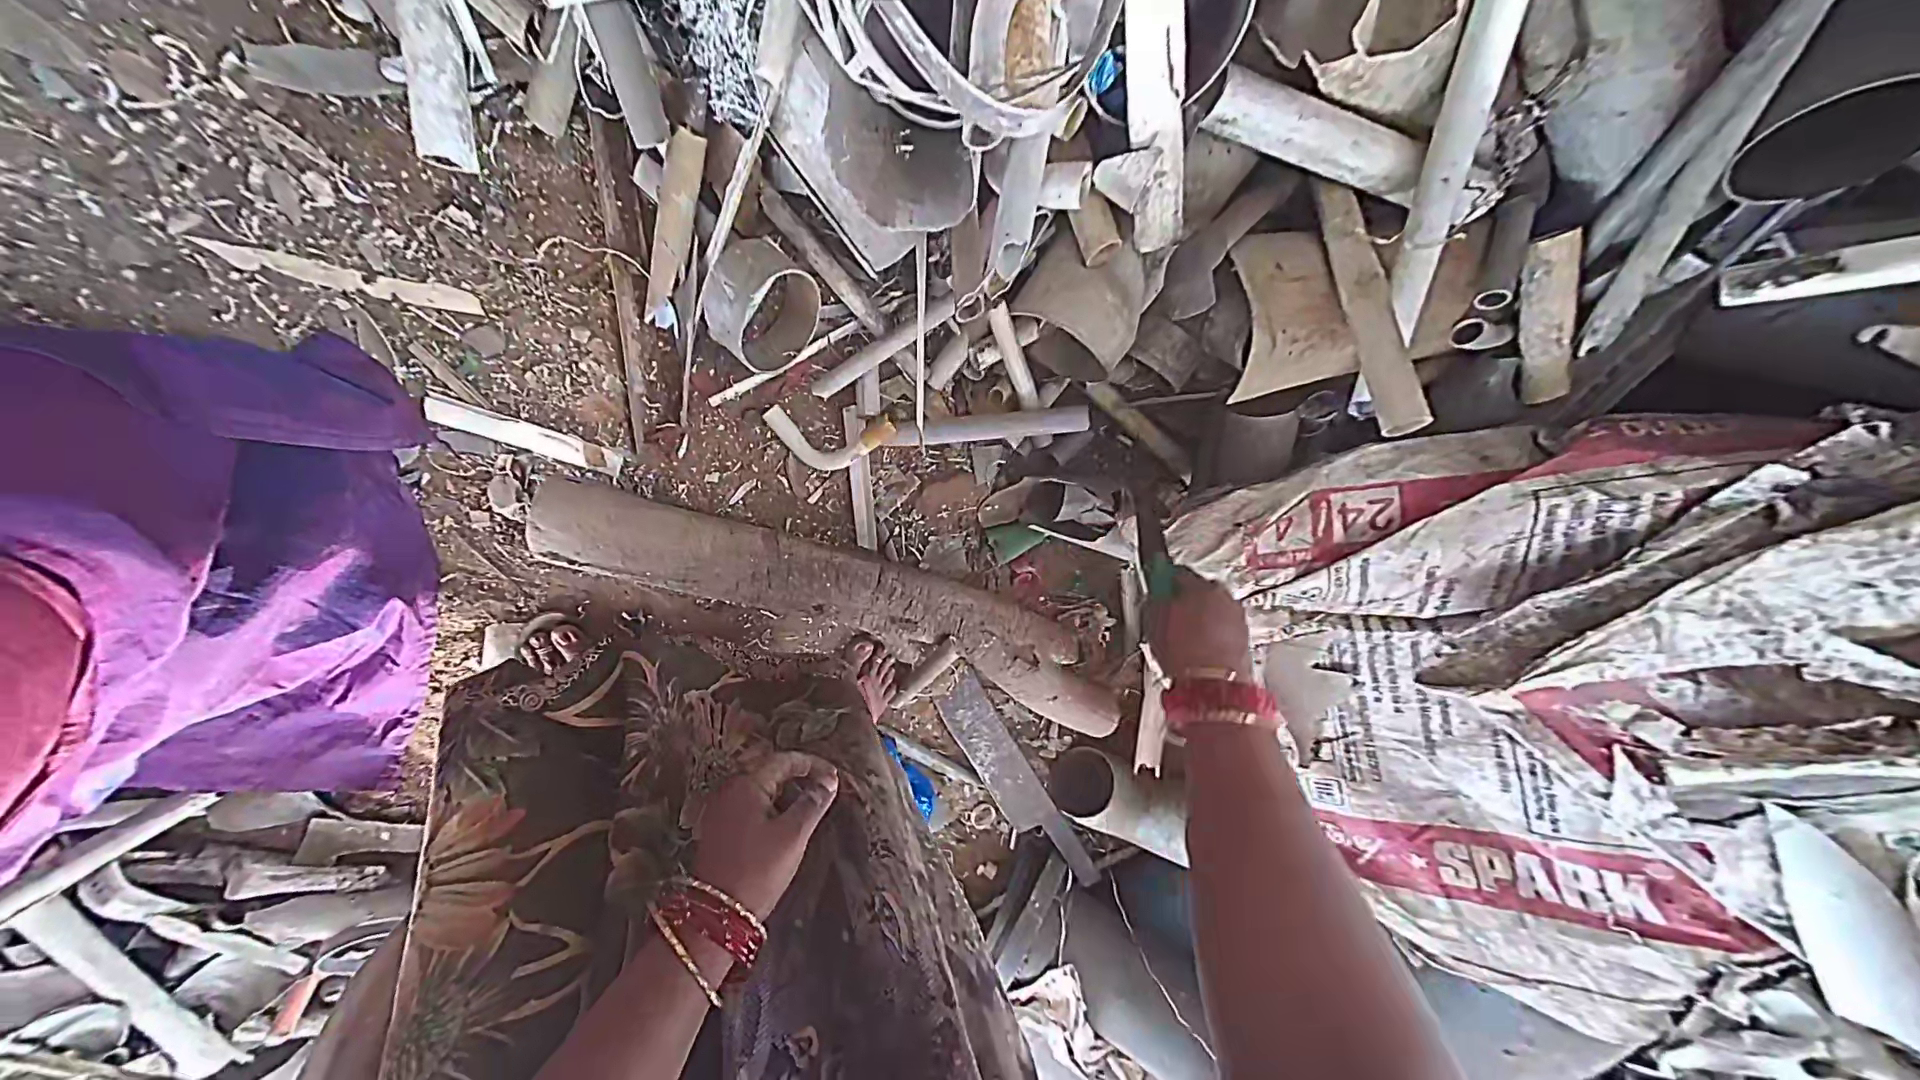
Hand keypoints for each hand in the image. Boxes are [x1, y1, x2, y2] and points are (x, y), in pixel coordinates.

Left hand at [691, 751, 838, 917]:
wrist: (717, 916)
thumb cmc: (758, 870)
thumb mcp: (793, 835)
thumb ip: (813, 802)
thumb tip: (828, 780)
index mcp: (745, 784)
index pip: (784, 760)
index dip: (812, 764)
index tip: (833, 776)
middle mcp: (728, 790)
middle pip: (768, 769)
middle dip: (797, 774)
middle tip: (822, 784)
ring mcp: (719, 810)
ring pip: (757, 787)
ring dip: (783, 789)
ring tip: (808, 800)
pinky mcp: (717, 829)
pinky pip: (748, 803)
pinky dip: (769, 803)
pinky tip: (783, 818)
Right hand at [1147, 568, 1253, 681]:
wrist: (1210, 685)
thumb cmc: (1182, 652)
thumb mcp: (1152, 619)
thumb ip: (1154, 598)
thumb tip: (1154, 591)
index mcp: (1197, 583)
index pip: (1175, 570)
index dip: (1161, 579)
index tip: (1155, 586)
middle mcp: (1221, 594)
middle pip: (1198, 587)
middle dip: (1183, 597)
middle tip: (1167, 613)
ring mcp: (1236, 614)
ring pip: (1213, 606)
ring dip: (1199, 614)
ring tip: (1181, 634)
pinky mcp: (1244, 635)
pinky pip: (1223, 625)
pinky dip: (1212, 631)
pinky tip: (1197, 646)